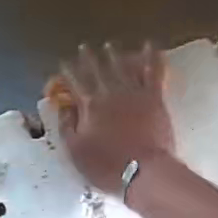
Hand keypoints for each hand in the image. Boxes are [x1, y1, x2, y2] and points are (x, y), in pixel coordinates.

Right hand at [48, 42, 175, 192]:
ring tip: (110, 44)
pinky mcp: (155, 98)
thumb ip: (67, 125)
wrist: (143, 172)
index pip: (75, 83)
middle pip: (97, 70)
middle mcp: (111, 93)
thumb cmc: (105, 165)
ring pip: (123, 67)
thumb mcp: (75, 150)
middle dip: (89, 58)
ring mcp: (135, 94)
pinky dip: (152, 57)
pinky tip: (151, 46)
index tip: (63, 63)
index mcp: (90, 106)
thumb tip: (63, 106)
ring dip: (115, 54)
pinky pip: (153, 73)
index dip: (68, 72)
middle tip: (84, 47)